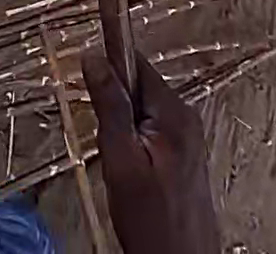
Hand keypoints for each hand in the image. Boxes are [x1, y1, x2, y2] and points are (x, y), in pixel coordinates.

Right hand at [83, 50, 220, 253]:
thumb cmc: (149, 220)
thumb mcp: (120, 159)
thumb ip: (109, 104)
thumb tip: (92, 54)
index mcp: (174, 112)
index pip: (134, 62)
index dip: (108, 68)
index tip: (88, 86)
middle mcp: (185, 117)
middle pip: (137, 85)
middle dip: (113, 103)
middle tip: (106, 139)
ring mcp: (187, 137)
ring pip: (139, 108)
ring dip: (120, 124)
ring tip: (117, 159)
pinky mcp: (183, 155)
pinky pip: (148, 127)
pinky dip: (131, 139)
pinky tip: (129, 169)